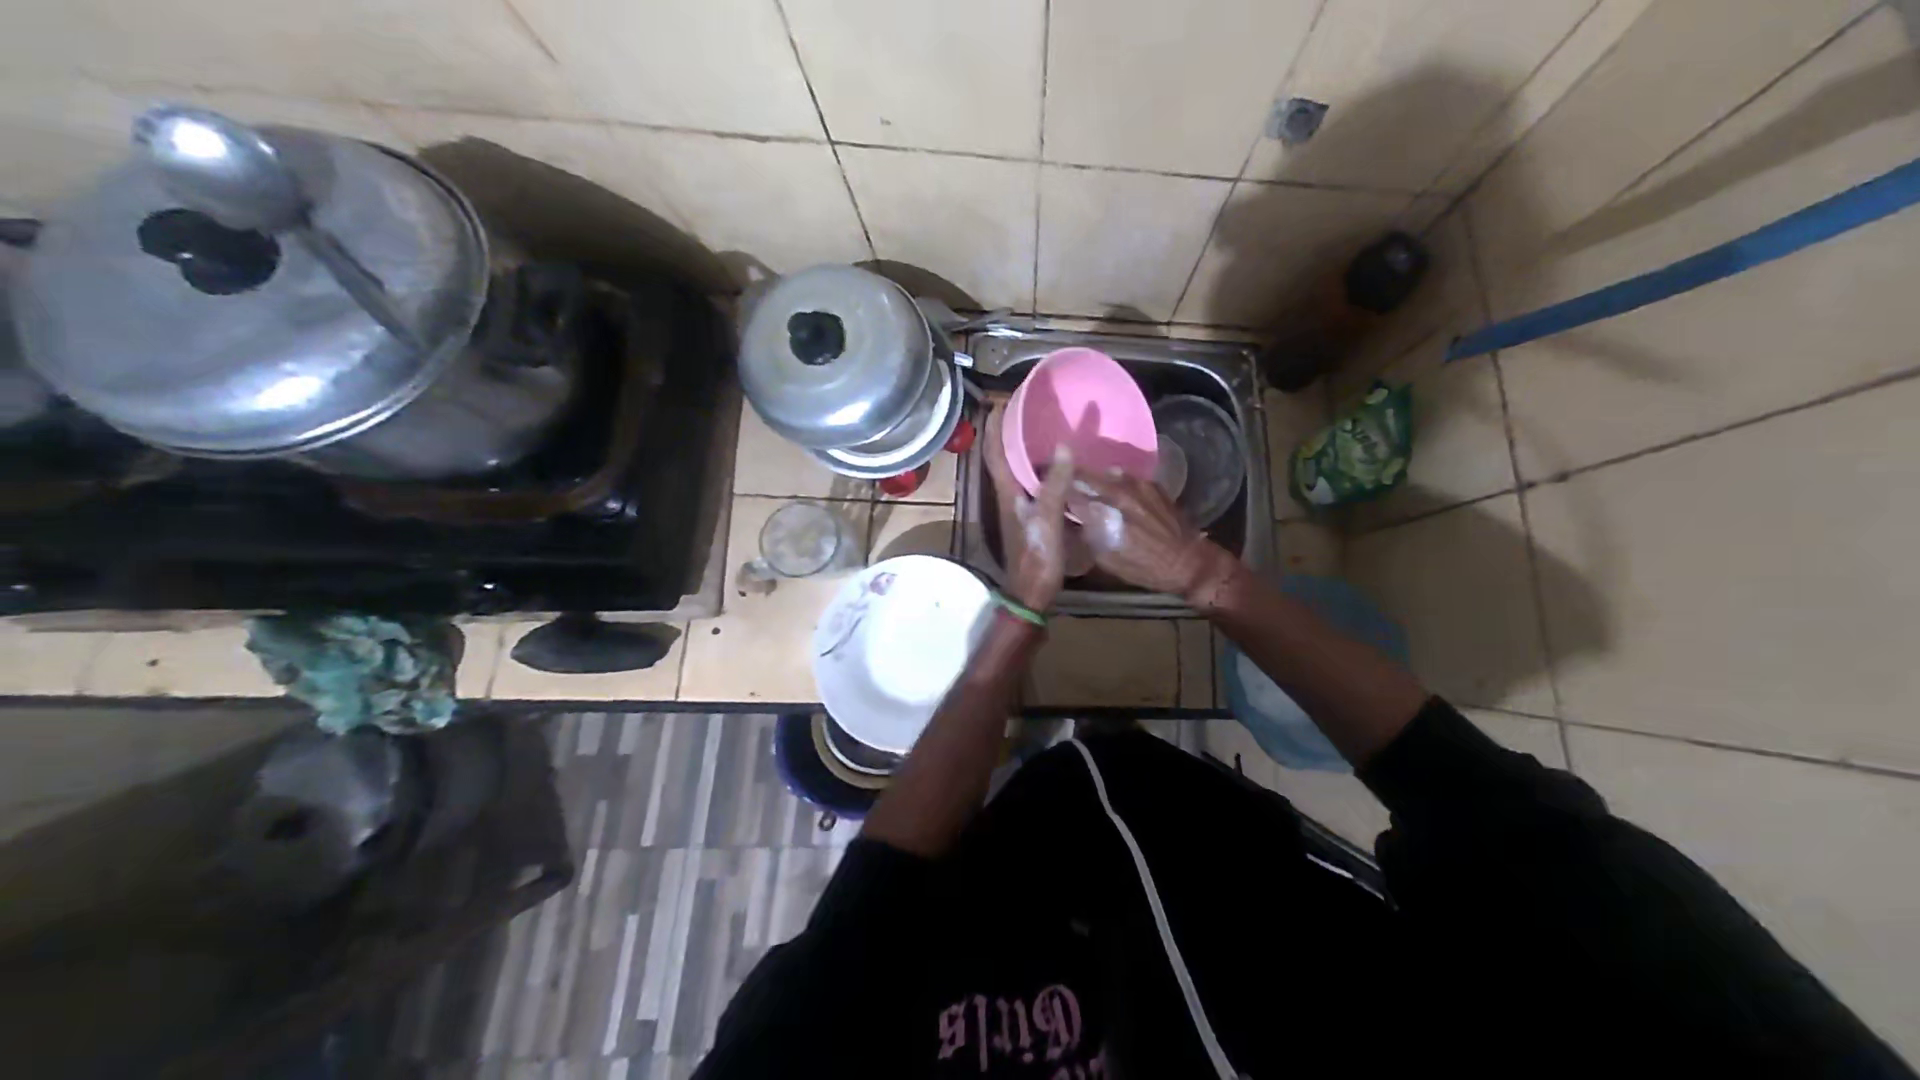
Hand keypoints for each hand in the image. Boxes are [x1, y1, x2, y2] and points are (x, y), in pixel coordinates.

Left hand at [983, 404, 1074, 611]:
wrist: (1031, 595)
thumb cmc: (1036, 558)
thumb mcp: (1047, 519)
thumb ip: (1054, 484)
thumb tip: (1063, 446)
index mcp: (1007, 492)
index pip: (994, 452)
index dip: (996, 426)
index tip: (1002, 401)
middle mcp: (1008, 496)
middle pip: (1004, 457)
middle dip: (1012, 432)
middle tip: (1031, 409)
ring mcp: (1019, 508)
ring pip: (1018, 471)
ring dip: (1026, 450)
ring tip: (1045, 430)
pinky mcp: (1031, 518)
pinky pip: (1033, 484)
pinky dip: (1042, 470)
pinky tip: (1061, 468)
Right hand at [1067, 471, 1241, 608]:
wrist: (1189, 563)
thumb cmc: (1145, 568)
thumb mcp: (1107, 559)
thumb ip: (1087, 535)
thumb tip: (1072, 520)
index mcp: (1105, 510)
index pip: (1070, 491)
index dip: (1055, 489)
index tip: (1043, 487)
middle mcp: (1120, 492)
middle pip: (1087, 476)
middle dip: (1071, 478)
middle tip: (1058, 480)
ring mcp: (1139, 485)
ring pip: (1107, 474)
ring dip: (1094, 479)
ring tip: (1085, 486)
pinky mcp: (1154, 487)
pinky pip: (1127, 478)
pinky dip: (1116, 483)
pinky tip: (1114, 492)